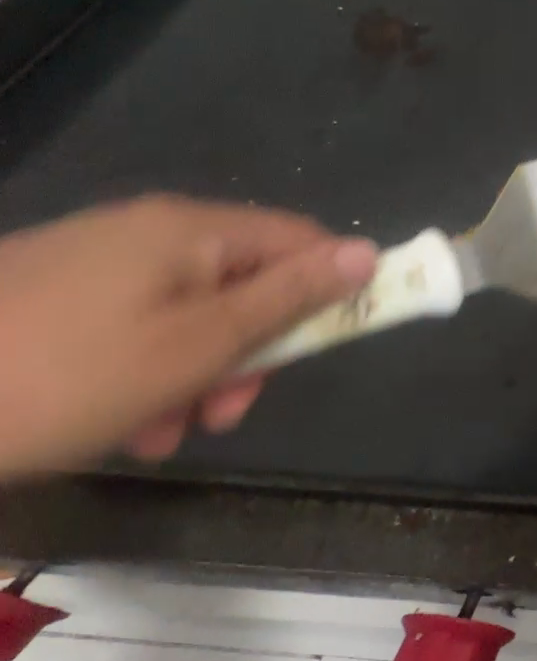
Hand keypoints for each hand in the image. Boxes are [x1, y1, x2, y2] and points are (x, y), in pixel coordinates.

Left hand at [0, 195, 376, 478]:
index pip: (304, 240)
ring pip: (188, 307)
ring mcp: (88, 258)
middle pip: (246, 277)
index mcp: (190, 230)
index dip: (331, 289)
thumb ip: (292, 297)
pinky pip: (131, 319)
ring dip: (199, 368)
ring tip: (163, 431)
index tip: (319, 350)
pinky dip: (145, 365)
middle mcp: (146, 229)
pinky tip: (118, 417)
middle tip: (230, 408)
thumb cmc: (63, 378)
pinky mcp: (43, 291)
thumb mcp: (199, 346)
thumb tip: (369, 252)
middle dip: (253, 345)